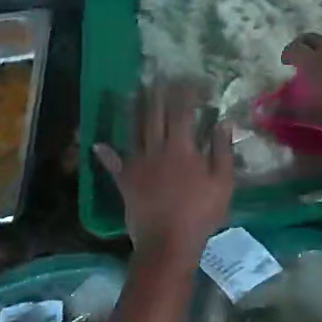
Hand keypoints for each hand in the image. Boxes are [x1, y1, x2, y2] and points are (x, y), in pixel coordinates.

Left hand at [94, 83, 232, 257]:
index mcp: (183, 149)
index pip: (183, 113)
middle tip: (157, 78)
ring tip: (134, 93)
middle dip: (157, 95)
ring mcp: (138, 164)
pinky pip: (113, 164)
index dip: (185, 94)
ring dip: (135, 111)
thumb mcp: (223, 183)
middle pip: (156, 116)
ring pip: (135, 131)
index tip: (187, 80)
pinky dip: (107, 153)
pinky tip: (99, 144)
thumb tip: (222, 122)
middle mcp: (158, 149)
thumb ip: (221, 151)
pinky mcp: (126, 181)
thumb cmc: (201, 213)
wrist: (168, 242)